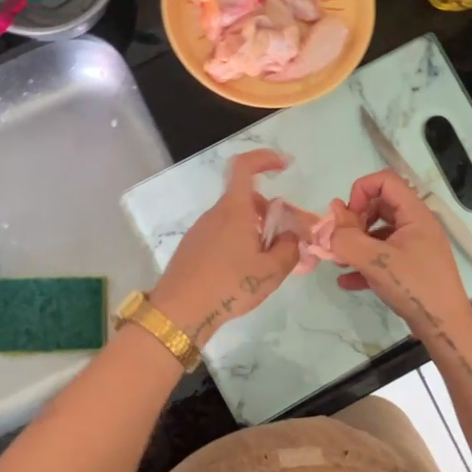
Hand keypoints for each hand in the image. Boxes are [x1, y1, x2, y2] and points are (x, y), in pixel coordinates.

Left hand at [150, 149, 302, 345]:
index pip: (245, 166)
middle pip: (246, 199)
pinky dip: (238, 242)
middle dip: (269, 212)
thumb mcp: (271, 271)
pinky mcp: (192, 248)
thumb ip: (289, 249)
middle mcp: (215, 214)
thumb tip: (291, 236)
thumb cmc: (229, 286)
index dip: (265, 158)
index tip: (285, 165)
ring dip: (254, 231)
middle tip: (286, 238)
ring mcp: (201, 230)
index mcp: (235, 211)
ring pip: (234, 219)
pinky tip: (243, 272)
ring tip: (266, 262)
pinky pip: (222, 234)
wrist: (180, 312)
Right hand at [330, 170, 471, 334]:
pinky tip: (346, 280)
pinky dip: (364, 264)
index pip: (385, 181)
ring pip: (379, 233)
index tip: (347, 218)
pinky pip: (383, 257)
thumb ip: (347, 239)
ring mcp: (415, 247)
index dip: (361, 191)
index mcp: (414, 214)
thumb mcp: (376, 262)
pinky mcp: (411, 268)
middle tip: (341, 242)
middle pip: (380, 205)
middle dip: (355, 220)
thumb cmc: (414, 286)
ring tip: (340, 261)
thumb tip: (328, 223)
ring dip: (356, 243)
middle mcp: (416, 225)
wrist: (444, 325)